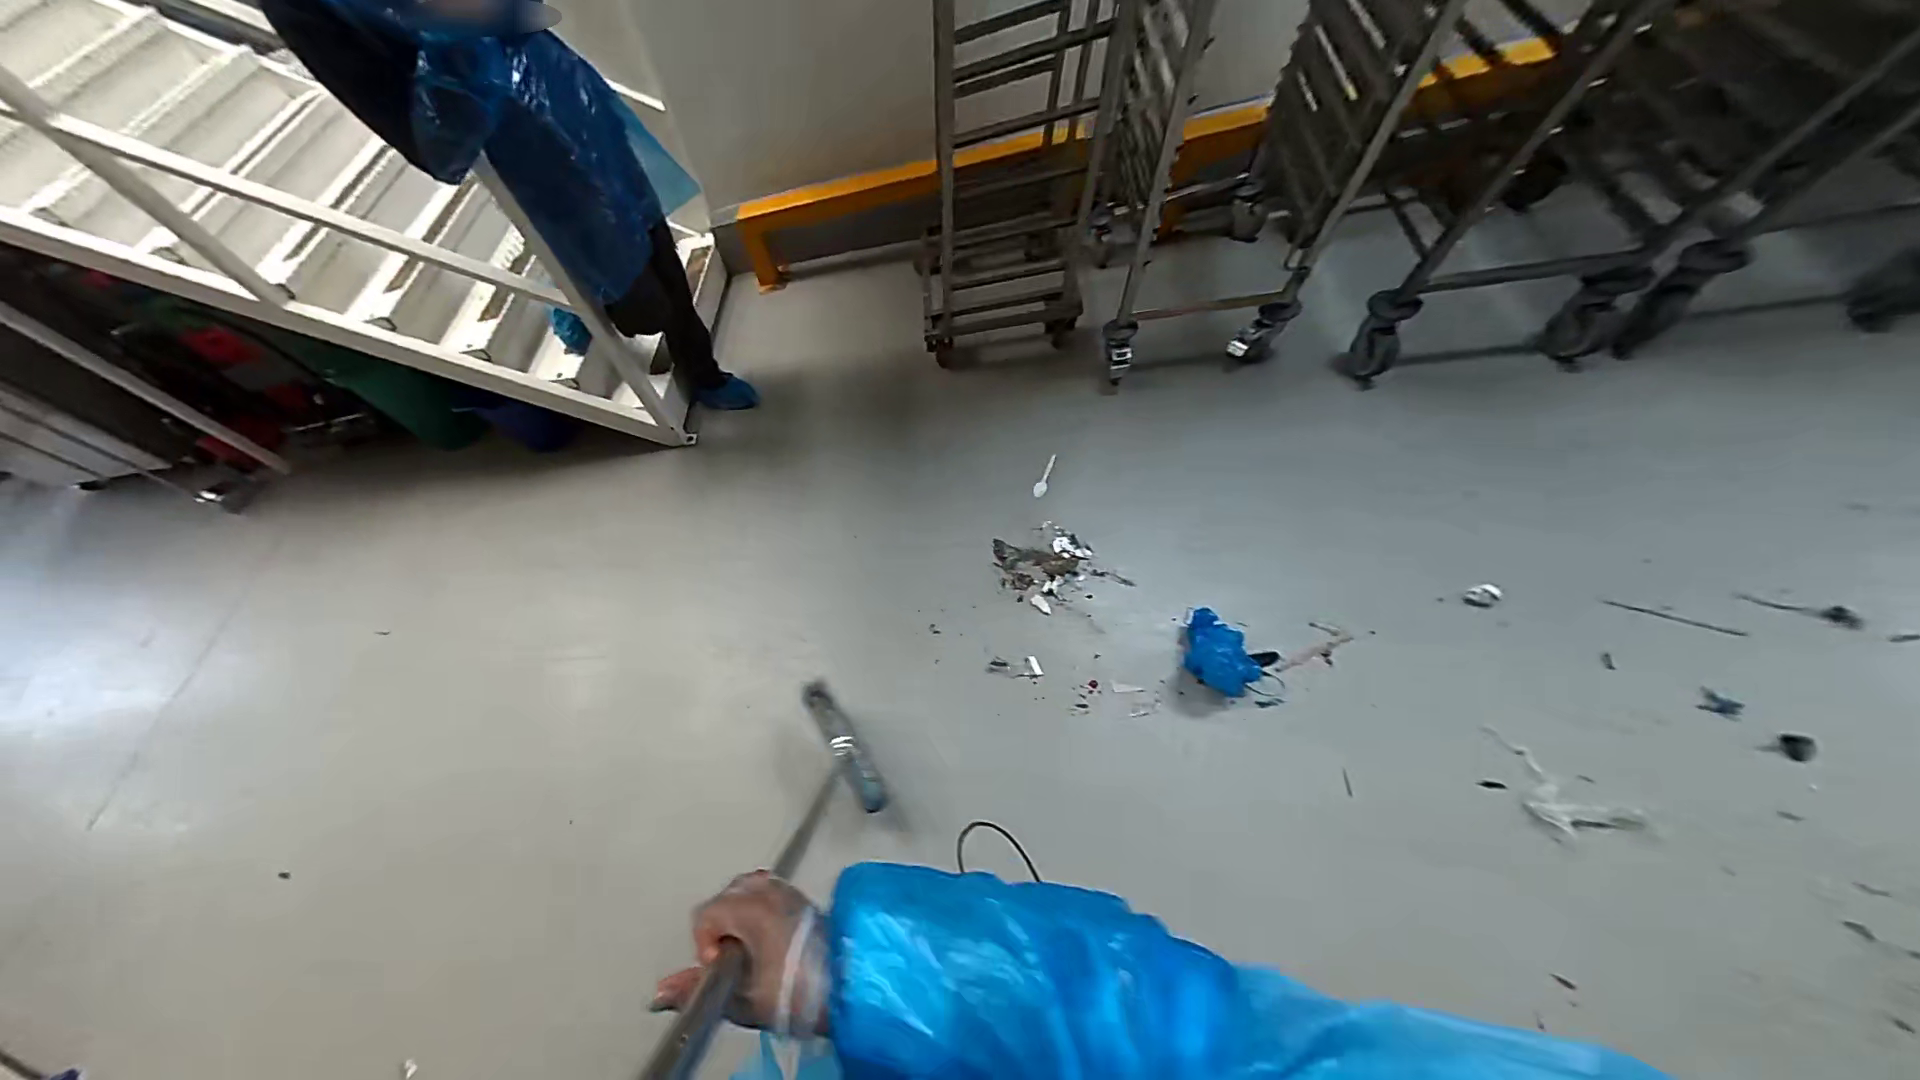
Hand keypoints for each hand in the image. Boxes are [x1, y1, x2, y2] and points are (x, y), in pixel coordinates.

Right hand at [651, 871, 830, 1035]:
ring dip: (738, 912)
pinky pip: (767, 888)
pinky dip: (757, 905)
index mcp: (752, 908)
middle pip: (726, 894)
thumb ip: (695, 990)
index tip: (719, 966)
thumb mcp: (739, 998)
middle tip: (731, 958)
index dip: (704, 942)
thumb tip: (660, 991)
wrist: (840, 984)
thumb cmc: (791, 992)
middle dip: (720, 924)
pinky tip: (764, 935)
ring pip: (747, 887)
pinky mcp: (799, 895)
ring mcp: (786, 889)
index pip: (707, 912)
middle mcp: (769, 890)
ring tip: (747, 947)